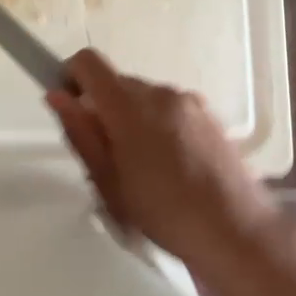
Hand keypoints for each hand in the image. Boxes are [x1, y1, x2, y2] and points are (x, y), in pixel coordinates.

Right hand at [48, 49, 283, 260]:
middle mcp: (158, 91)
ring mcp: (188, 101)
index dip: (71, 77)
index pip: (88, 61)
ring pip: (144, 98)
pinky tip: (173, 167)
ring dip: (134, 119)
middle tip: (109, 156)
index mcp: (127, 104)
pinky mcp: (210, 115)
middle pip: (116, 83)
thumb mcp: (108, 182)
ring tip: (145, 167)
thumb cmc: (164, 214)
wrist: (238, 234)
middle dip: (105, 109)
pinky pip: (170, 109)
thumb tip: (57, 95)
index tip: (71, 108)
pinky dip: (161, 126)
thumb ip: (80, 133)